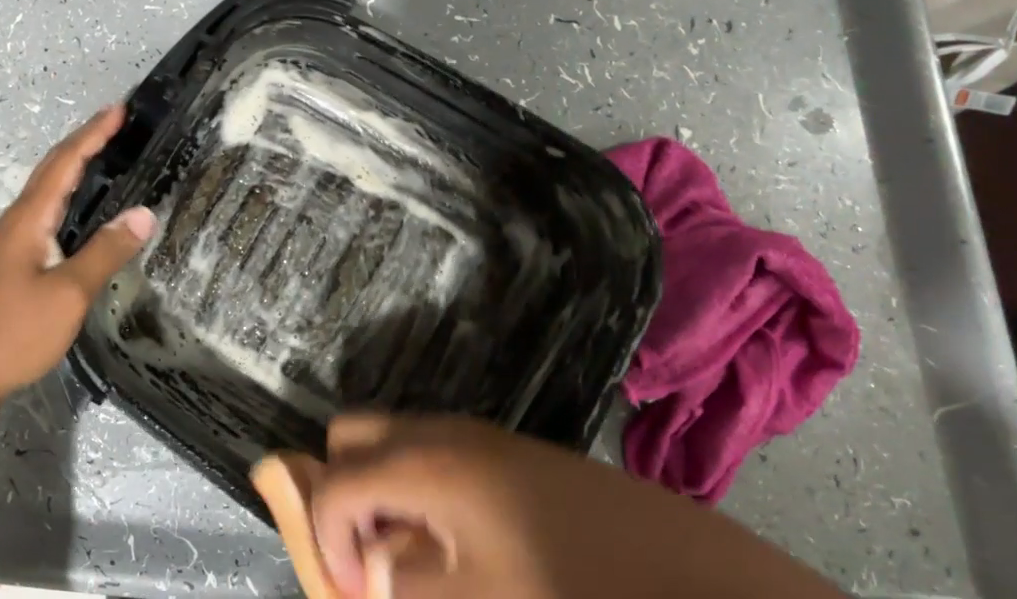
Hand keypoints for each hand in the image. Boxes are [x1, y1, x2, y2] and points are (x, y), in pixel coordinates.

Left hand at [0, 105, 154, 413]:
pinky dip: (65, 198)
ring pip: (44, 192)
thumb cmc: (13, 332)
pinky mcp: (9, 265)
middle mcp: (15, 222)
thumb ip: (104, 252)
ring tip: (102, 156)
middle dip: (82, 143)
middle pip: (50, 170)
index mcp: (28, 219)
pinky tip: (78, 214)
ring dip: (72, 168)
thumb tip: (143, 214)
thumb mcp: (68, 294)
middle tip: (115, 124)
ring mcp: (8, 244)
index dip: (92, 135)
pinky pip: (42, 214)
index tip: (119, 109)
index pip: (64, 163)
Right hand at [305, 414, 845, 598]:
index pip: (333, 484)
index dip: (326, 539)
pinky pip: (432, 449)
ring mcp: (476, 435)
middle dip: (341, 491)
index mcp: (422, 465)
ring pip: (392, 439)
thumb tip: (376, 566)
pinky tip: (458, 540)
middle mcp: (439, 433)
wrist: (690, 573)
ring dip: (380, 487)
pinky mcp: (508, 449)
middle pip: (350, 435)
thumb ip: (404, 581)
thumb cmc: (569, 588)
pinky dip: (417, 485)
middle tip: (370, 553)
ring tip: (412, 553)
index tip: (353, 589)